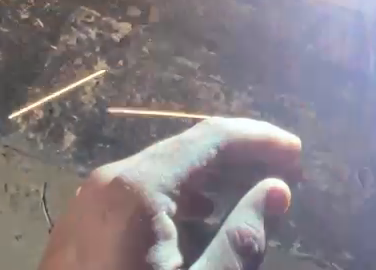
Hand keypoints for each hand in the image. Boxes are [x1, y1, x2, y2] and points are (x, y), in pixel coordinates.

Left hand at [37, 118, 302, 269]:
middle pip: (186, 148)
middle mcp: (109, 181)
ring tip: (249, 189)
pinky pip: (138, 193)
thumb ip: (240, 239)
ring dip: (209, 175)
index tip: (297, 153)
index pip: (211, 137)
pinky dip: (178, 195)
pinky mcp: (78, 230)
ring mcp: (87, 204)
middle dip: (238, 155)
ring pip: (162, 170)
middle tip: (283, 168)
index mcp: (138, 186)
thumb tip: (276, 189)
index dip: (259, 139)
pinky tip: (199, 214)